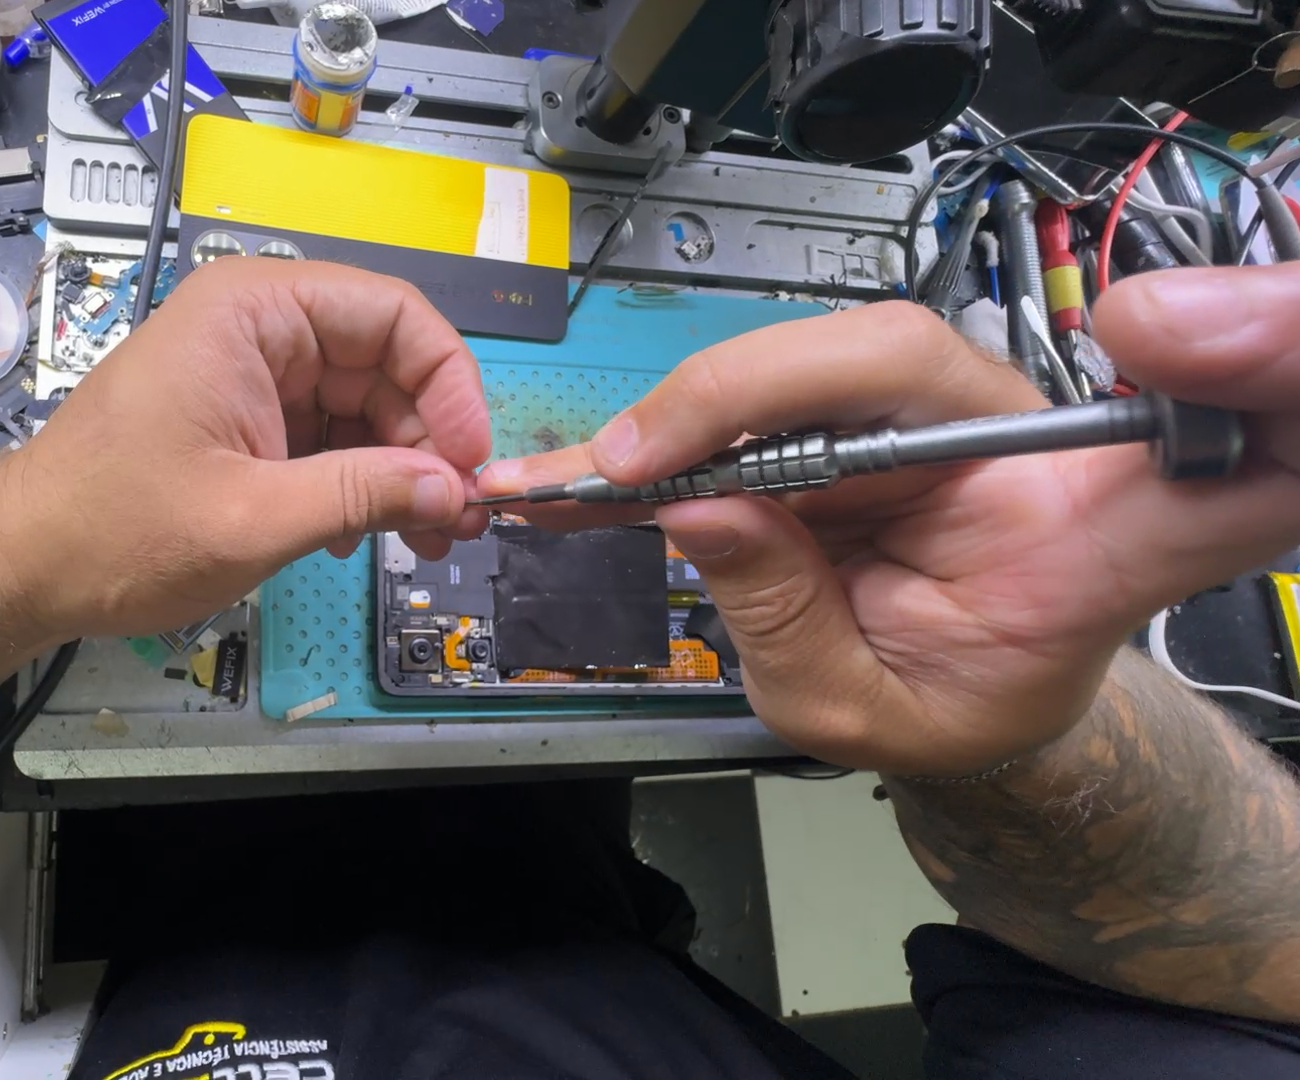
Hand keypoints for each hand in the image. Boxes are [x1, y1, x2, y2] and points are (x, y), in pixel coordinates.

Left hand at [0, 258, 491, 638]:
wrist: (23, 569)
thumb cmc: (121, 532)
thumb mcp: (255, 517)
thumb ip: (364, 492)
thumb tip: (456, 489)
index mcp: (255, 312)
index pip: (394, 316)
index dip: (449, 387)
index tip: (472, 464)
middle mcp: (259, 329)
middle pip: (385, 368)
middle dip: (426, 446)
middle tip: (456, 523)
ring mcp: (253, 378)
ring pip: (362, 411)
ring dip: (396, 475)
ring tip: (420, 541)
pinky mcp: (247, 424)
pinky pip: (327, 441)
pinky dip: (354, 486)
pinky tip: (354, 535)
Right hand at [478, 272, 1299, 776]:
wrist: (927, 691)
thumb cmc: (932, 702)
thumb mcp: (851, 705)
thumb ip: (784, 616)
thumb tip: (701, 510)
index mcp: (1074, 530)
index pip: (1208, 448)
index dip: (1254, 361)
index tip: (1177, 327)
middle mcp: (994, 445)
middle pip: (878, 355)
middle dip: (736, 398)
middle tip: (631, 468)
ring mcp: (896, 428)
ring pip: (776, 374)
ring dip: (660, 426)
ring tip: (562, 485)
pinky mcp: (816, 433)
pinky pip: (725, 423)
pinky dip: (639, 453)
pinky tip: (564, 479)